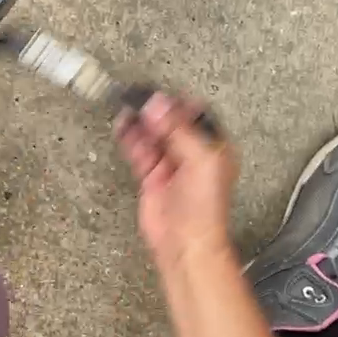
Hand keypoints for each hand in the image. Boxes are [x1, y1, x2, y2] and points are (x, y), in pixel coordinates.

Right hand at [114, 92, 239, 268]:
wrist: (185, 242)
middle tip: (139, 98)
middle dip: (156, 110)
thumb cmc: (204, 210)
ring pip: (154, 134)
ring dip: (141, 121)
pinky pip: (140, 150)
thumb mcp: (199, 160)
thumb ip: (179, 130)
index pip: (196, 114)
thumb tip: (159, 105)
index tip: (159, 95)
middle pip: (171, 122)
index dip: (178, 103)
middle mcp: (194, 154)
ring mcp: (172, 165)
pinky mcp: (152, 176)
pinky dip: (131, 137)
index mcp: (214, 147)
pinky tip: (124, 126)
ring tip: (128, 107)